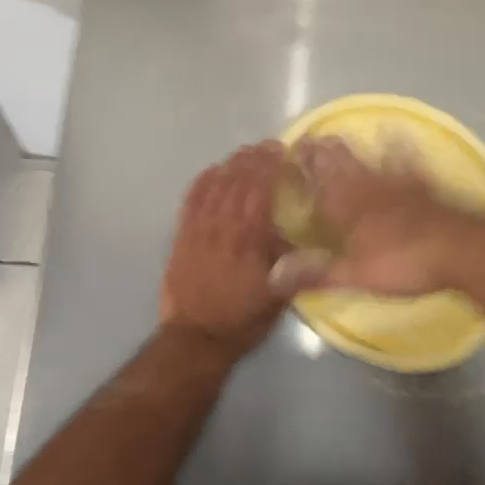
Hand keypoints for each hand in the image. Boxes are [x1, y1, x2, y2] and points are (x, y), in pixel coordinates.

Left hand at [158, 141, 290, 360]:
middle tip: (267, 147)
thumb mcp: (278, 294)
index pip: (261, 189)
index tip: (282, 152)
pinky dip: (202, 180)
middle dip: (253, 159)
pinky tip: (212, 170)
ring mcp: (199, 228)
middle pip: (238, 180)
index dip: (271, 167)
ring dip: (231, 165)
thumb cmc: (242, 319)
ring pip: (215, 185)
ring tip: (244, 154)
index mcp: (249, 238)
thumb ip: (290, 261)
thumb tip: (302, 235)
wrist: (195, 337)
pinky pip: (191, 198)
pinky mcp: (182, 235)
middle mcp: (223, 225)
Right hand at [273, 136, 484, 296]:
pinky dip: (397, 145)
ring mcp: (396, 182)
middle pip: (338, 164)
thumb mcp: (355, 275)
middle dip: (321, 152)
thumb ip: (315, 274)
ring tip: (336, 134)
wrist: (461, 250)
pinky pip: (405, 159)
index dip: (300, 168)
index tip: (286, 154)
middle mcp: (366, 188)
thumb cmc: (404, 264)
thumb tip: (272, 276)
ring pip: (366, 158)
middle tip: (308, 139)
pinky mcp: (422, 184)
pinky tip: (395, 131)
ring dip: (349, 147)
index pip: (315, 182)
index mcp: (346, 207)